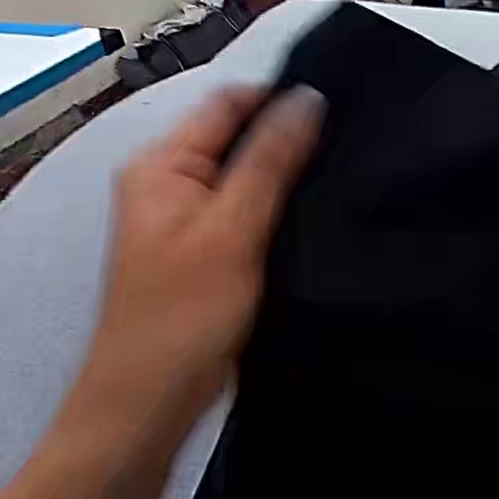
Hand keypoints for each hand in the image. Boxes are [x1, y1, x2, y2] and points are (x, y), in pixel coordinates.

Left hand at [68, 86, 323, 447]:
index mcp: (161, 164)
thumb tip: (307, 100)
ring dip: (286, 173)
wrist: (153, 400)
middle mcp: (172, 181)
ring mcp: (191, 215)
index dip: (278, 98)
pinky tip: (312, 209)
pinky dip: (279, 204)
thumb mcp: (234, 227)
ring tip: (336, 173)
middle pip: (239, 136)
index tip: (335, 104)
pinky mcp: (210, 246)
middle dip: (288, 138)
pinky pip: (251, 207)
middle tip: (345, 142)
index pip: (228, 103)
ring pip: (249, 174)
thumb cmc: (181, 317)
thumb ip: (271, 159)